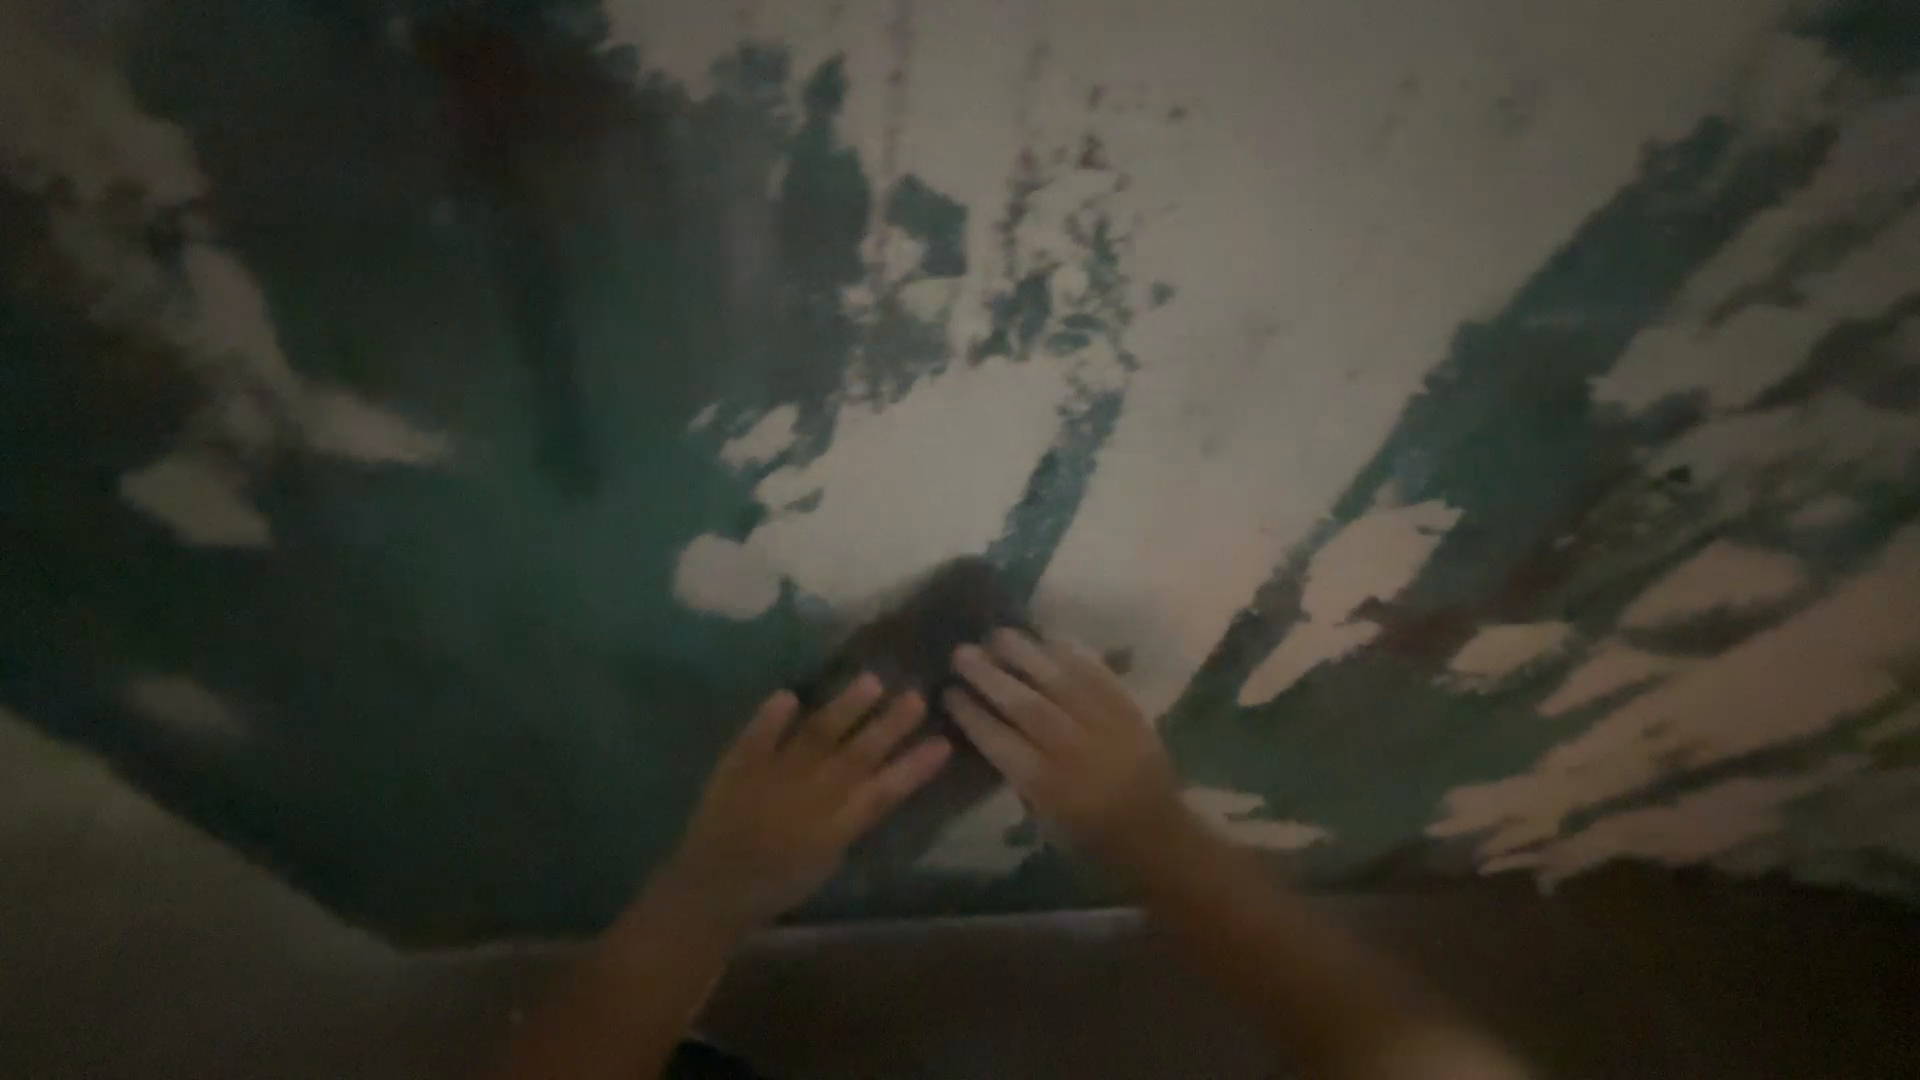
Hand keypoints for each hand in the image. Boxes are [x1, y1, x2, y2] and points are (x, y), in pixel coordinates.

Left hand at [662, 676, 951, 929]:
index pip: (884, 790)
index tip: (942, 741)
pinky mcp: (739, 765)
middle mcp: (811, 796)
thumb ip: (850, 818)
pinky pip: (759, 735)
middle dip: (889, 726)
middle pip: (857, 755)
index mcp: (835, 825)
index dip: (914, 766)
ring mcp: (774, 775)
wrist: (711, 892)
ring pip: (817, 736)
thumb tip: (874, 785)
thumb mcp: (827, 860)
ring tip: (871, 681)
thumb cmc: (776, 884)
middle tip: (917, 696)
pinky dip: (773, 716)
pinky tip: (789, 694)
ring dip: (844, 708)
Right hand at [946, 629, 1184, 867]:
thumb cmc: (1091, 834)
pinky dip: (1070, 655)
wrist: (1159, 834)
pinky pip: (1097, 675)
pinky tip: (1046, 639)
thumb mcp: (1045, 819)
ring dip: (1026, 655)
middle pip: (1026, 706)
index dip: (972, 715)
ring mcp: (1106, 727)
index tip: (950, 692)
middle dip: (990, 676)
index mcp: (1049, 787)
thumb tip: (988, 728)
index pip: (1001, 742)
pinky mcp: (1130, 711)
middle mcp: (1075, 753)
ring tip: (998, 634)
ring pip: (1060, 682)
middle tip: (962, 653)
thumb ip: (1017, 774)